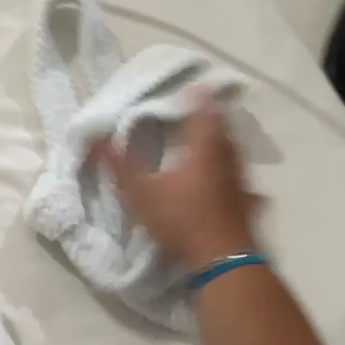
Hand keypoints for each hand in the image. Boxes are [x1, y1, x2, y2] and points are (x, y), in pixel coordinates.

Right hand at [93, 93, 257, 265]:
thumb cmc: (180, 220)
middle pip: (225, 131)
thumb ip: (118, 165)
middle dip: (216, 119)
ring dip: (228, 145)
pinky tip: (240, 187)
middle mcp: (227, 161)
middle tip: (208, 110)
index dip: (200, 98)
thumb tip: (95, 138)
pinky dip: (238, 178)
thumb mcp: (140, 194)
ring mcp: (242, 184)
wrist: (220, 258)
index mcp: (203, 150)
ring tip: (219, 142)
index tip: (197, 86)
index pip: (205, 113)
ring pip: (237, 155)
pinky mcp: (249, 206)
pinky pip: (245, 184)